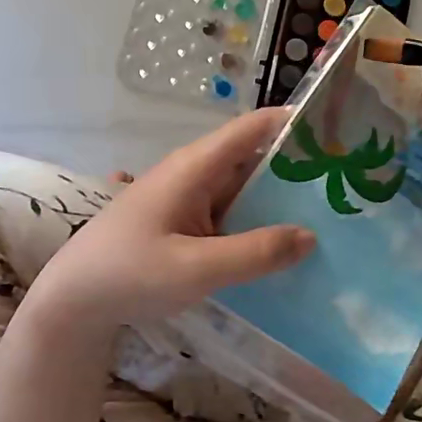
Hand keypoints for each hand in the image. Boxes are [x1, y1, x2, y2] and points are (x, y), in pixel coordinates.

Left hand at [28, 108, 314, 334]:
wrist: (74, 299)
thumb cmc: (130, 274)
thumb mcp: (196, 268)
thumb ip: (255, 254)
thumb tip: (310, 235)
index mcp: (196, 167)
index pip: (253, 128)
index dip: (293, 122)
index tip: (338, 131)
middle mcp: (196, 173)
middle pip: (254, 157)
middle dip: (298, 165)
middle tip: (348, 182)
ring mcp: (190, 198)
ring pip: (245, 188)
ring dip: (280, 197)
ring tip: (331, 212)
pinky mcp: (187, 221)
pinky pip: (232, 212)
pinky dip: (259, 220)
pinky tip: (286, 242)